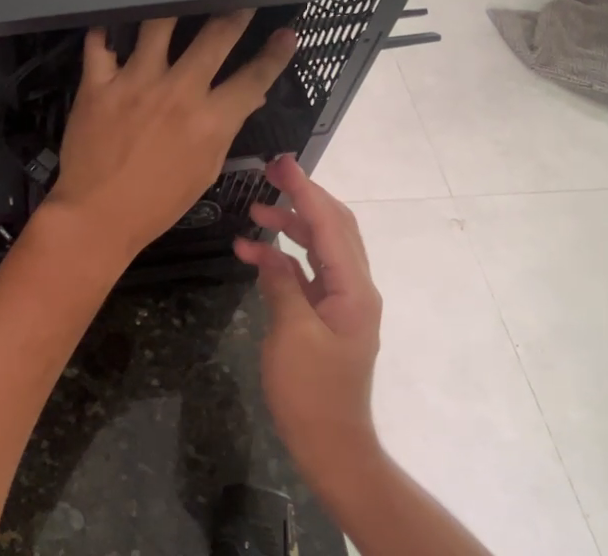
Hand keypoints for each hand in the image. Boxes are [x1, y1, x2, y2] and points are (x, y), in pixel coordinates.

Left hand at [41, 12, 297, 260]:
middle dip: (234, 12)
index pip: (253, 78)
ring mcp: (136, 82)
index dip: (275, 54)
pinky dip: (104, 29)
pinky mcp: (98, 84)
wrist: (97, 216)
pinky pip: (99, 43)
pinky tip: (109, 18)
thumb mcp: (205, 171)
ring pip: (157, 26)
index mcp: (210, 120)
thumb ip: (226, 129)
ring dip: (172, 6)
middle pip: (214, 37)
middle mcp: (178, 92)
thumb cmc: (157, 203)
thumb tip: (250, 98)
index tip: (287, 33)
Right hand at [234, 156, 384, 478]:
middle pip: (333, 228)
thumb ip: (282, 284)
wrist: (331, 445)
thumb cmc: (312, 392)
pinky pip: (307, 272)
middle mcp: (355, 288)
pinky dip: (283, 258)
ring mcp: (342, 302)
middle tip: (271, 174)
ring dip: (290, 226)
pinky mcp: (326, 316)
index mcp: (354, 289)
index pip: (330, 225)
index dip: (305, 191)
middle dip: (304, 197)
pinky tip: (252, 253)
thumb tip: (270, 254)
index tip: (282, 163)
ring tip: (255, 211)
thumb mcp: (291, 333)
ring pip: (319, 247)